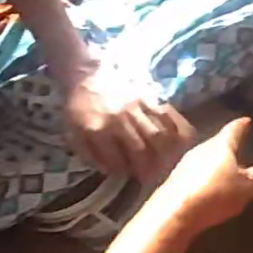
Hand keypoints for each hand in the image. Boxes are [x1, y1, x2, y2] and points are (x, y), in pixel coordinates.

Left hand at [63, 72, 195, 181]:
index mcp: (97, 129)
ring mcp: (135, 107)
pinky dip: (175, 128)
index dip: (126, 172)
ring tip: (168, 163)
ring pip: (157, 133)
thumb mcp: (72, 132)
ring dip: (164, 152)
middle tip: (154, 178)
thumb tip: (110, 170)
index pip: (116, 159)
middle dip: (149, 167)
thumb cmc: (80, 107)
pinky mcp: (147, 96)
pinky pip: (166, 114)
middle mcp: (119, 119)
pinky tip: (179, 139)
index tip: (133, 178)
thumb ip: (89, 153)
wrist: (88, 74)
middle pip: (141, 148)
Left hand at [139, 118, 252, 236]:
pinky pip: (196, 174)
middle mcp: (202, 148)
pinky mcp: (175, 181)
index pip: (235, 129)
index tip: (248, 121)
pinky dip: (206, 178)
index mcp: (222, 144)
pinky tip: (211, 189)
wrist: (173, 213)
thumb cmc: (216, 193)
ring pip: (207, 159)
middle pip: (219, 144)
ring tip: (229, 172)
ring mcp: (186, 164)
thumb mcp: (246, 189)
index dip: (243, 125)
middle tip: (242, 151)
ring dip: (217, 165)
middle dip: (230, 148)